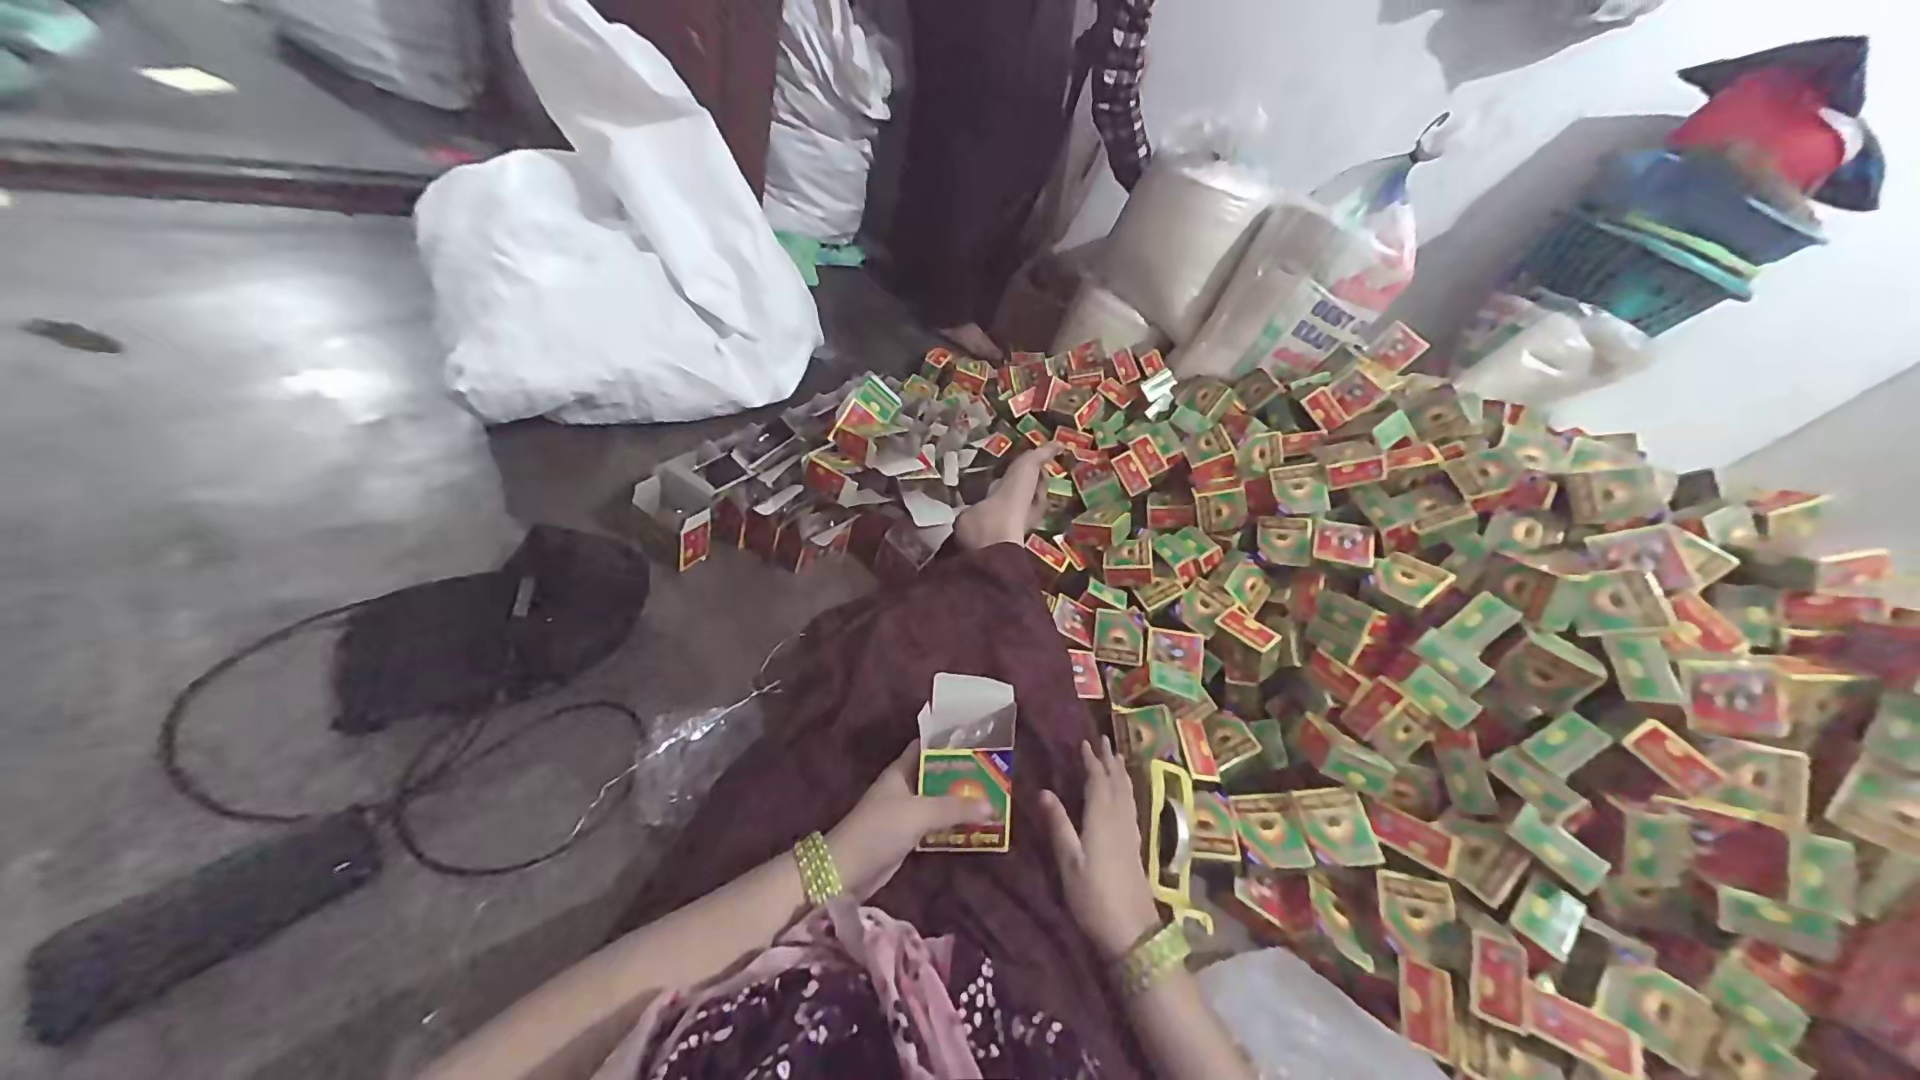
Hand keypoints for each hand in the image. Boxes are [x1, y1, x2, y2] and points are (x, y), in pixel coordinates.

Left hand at [825, 741, 993, 899]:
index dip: (948, 742)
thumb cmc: (880, 829)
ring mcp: (903, 812)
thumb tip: (992, 805)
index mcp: (900, 771)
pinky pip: (934, 824)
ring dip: (958, 801)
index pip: (926, 747)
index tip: (976, 741)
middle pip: (935, 775)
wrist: (846, 870)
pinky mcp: (906, 835)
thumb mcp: (920, 813)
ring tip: (991, 797)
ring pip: (937, 800)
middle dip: (961, 775)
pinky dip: (951, 824)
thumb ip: (954, 808)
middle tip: (992, 773)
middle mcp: (902, 787)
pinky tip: (973, 825)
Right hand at [954, 443, 1062, 550]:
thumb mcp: (1030, 468)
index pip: (1038, 482)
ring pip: (994, 494)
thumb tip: (1061, 443)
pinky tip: (966, 481)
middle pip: (1016, 489)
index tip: (1027, 454)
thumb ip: (1041, 455)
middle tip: (1003, 459)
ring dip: (990, 484)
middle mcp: (1016, 509)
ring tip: (982, 466)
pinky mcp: (975, 515)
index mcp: (1035, 501)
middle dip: (1011, 476)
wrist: (987, 524)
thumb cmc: (1015, 497)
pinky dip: (971, 492)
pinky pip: (975, 500)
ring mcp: (994, 514)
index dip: (1035, 469)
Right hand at [1039, 738, 1163, 958]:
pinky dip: (1126, 790)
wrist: (1133, 933)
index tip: (1085, 743)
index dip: (1092, 761)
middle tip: (1104, 740)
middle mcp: (1119, 821)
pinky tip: (1124, 795)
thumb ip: (1058, 825)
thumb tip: (1044, 791)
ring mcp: (1130, 834)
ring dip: (1120, 773)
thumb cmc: (1094, 898)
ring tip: (1116, 758)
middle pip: (1116, 783)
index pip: (1098, 781)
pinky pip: (1131, 805)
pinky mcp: (1135, 847)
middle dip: (1109, 761)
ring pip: (1127, 794)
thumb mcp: (1069, 862)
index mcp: (1102, 819)